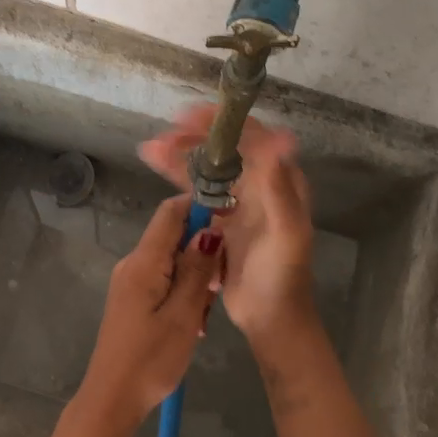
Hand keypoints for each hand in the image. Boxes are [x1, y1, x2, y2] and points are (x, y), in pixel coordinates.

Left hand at [76, 195, 220, 428]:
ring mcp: (130, 283)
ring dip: (195, 279)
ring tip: (205, 315)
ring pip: (171, 262)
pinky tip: (193, 323)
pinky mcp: (132, 301)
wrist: (112, 400)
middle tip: (219, 286)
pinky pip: (163, 282)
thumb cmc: (150, 359)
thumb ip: (197, 270)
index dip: (201, 208)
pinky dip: (183, 293)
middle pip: (173, 236)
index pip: (170, 211)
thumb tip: (210, 229)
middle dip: (203, 252)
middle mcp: (133, 264)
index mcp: (143, 262)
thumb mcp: (183, 315)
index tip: (231, 222)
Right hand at [139, 106, 316, 342]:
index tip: (191, 118)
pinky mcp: (219, 218)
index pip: (253, 138)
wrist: (269, 318)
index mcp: (281, 181)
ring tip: (150, 147)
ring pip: (207, 166)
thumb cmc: (283, 275)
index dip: (223, 123)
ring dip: (180, 153)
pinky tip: (154, 164)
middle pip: (225, 148)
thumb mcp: (287, 231)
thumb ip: (279, 187)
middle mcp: (260, 183)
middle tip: (164, 134)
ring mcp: (238, 200)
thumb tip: (280, 138)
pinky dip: (175, 175)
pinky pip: (196, 189)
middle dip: (195, 137)